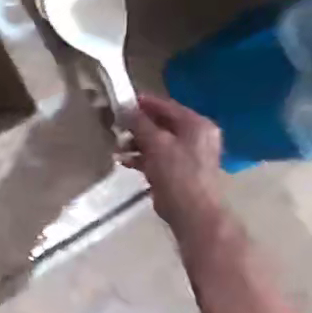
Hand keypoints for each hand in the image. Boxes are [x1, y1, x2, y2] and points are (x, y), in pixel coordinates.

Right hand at [123, 93, 229, 238]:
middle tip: (115, 125)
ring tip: (117, 146)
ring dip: (135, 142)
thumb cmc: (177, 172)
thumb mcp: (156, 143)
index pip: (166, 106)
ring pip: (156, 140)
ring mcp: (187, 154)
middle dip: (136, 125)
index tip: (120, 101)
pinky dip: (141, 157)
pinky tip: (124, 160)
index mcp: (196, 124)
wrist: (192, 210)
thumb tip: (126, 107)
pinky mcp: (178, 170)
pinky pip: (156, 156)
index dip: (143, 103)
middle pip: (160, 123)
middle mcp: (195, 135)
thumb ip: (140, 123)